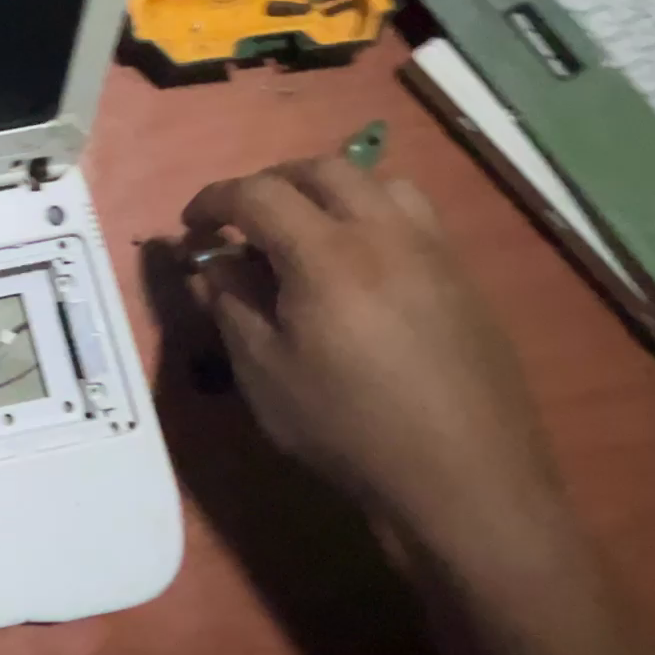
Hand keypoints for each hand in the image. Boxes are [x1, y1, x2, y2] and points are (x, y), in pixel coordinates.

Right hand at [183, 156, 562, 536]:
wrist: (464, 485)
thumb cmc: (344, 427)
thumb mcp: (261, 368)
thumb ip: (229, 301)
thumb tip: (211, 261)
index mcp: (327, 257)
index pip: (258, 194)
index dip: (213, 200)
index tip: (191, 228)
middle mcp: (386, 237)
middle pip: (323, 168)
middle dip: (268, 183)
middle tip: (240, 221)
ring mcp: (435, 254)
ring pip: (378, 182)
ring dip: (326, 190)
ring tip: (301, 231)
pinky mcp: (464, 280)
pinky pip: (412, 217)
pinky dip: (368, 215)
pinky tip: (353, 267)